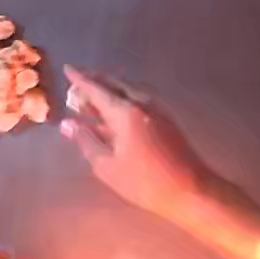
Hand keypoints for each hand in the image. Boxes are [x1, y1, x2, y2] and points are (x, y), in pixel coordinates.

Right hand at [60, 67, 214, 222]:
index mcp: (125, 112)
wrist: (191, 190)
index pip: (97, 88)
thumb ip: (86, 141)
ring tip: (93, 95)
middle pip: (115, 83)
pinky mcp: (166, 118)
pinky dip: (122, 97)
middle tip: (77, 82)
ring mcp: (157, 109)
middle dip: (95, 79)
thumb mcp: (107, 166)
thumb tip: (67, 124)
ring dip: (109, 88)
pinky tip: (115, 109)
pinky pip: (138, 97)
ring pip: (128, 88)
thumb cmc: (144, 182)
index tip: (67, 68)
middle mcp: (142, 102)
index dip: (80, 79)